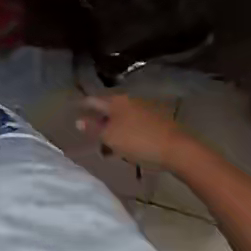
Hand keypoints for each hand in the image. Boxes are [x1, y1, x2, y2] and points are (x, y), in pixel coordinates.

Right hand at [76, 93, 191, 167]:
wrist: (178, 150)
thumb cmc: (138, 141)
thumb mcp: (110, 137)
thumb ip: (92, 129)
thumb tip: (78, 121)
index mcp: (116, 101)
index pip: (92, 101)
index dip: (80, 107)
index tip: (71, 113)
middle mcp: (129, 102)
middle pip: (107, 110)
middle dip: (97, 121)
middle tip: (87, 134)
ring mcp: (144, 112)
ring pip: (120, 120)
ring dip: (111, 131)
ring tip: (104, 146)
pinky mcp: (155, 124)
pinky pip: (132, 127)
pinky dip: (124, 135)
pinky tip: (123, 148)